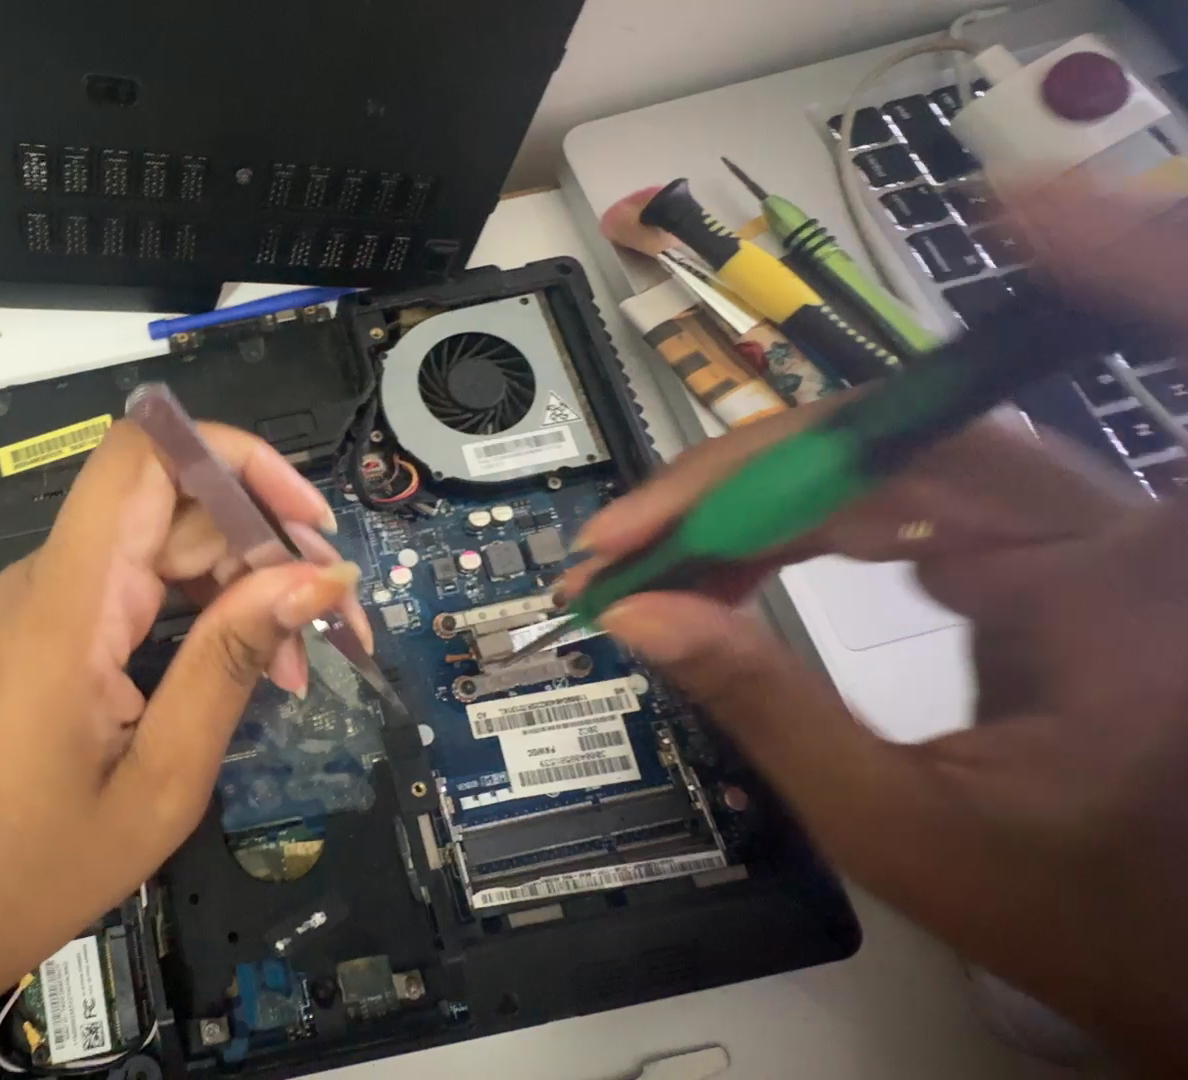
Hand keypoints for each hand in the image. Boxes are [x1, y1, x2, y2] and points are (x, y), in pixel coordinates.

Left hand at [0, 420, 361, 1079]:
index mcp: (67, 601)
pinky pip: (155, 575)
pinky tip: (264, 660)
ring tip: (308, 652)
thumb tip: (320, 577)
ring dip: (252, 577)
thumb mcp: (168, 771)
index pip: (141, 458)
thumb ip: (234, 659)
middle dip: (266, 538)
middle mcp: (57, 574)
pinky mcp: (72, 616)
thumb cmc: (56, 855)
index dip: (231, 456)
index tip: (307, 518)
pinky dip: (217, 604)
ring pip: (175, 535)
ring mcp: (61, 591)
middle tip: (335, 613)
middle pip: (175, 497)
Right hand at [569, 188, 1187, 1073]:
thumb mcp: (898, 828)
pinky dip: (782, 538)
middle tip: (613, 552)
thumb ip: (764, 711)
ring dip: (736, 515)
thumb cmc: (1083, 922)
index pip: (1024, 431)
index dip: (1081, 281)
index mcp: (1114, 595)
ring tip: (635, 568)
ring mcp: (1060, 551)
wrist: (1183, 975)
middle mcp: (1100, 545)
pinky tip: (711, 573)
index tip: (1009, 206)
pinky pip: (879, 518)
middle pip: (883, 454)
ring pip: (866, 479)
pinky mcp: (1023, 569)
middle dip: (727, 491)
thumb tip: (635, 616)